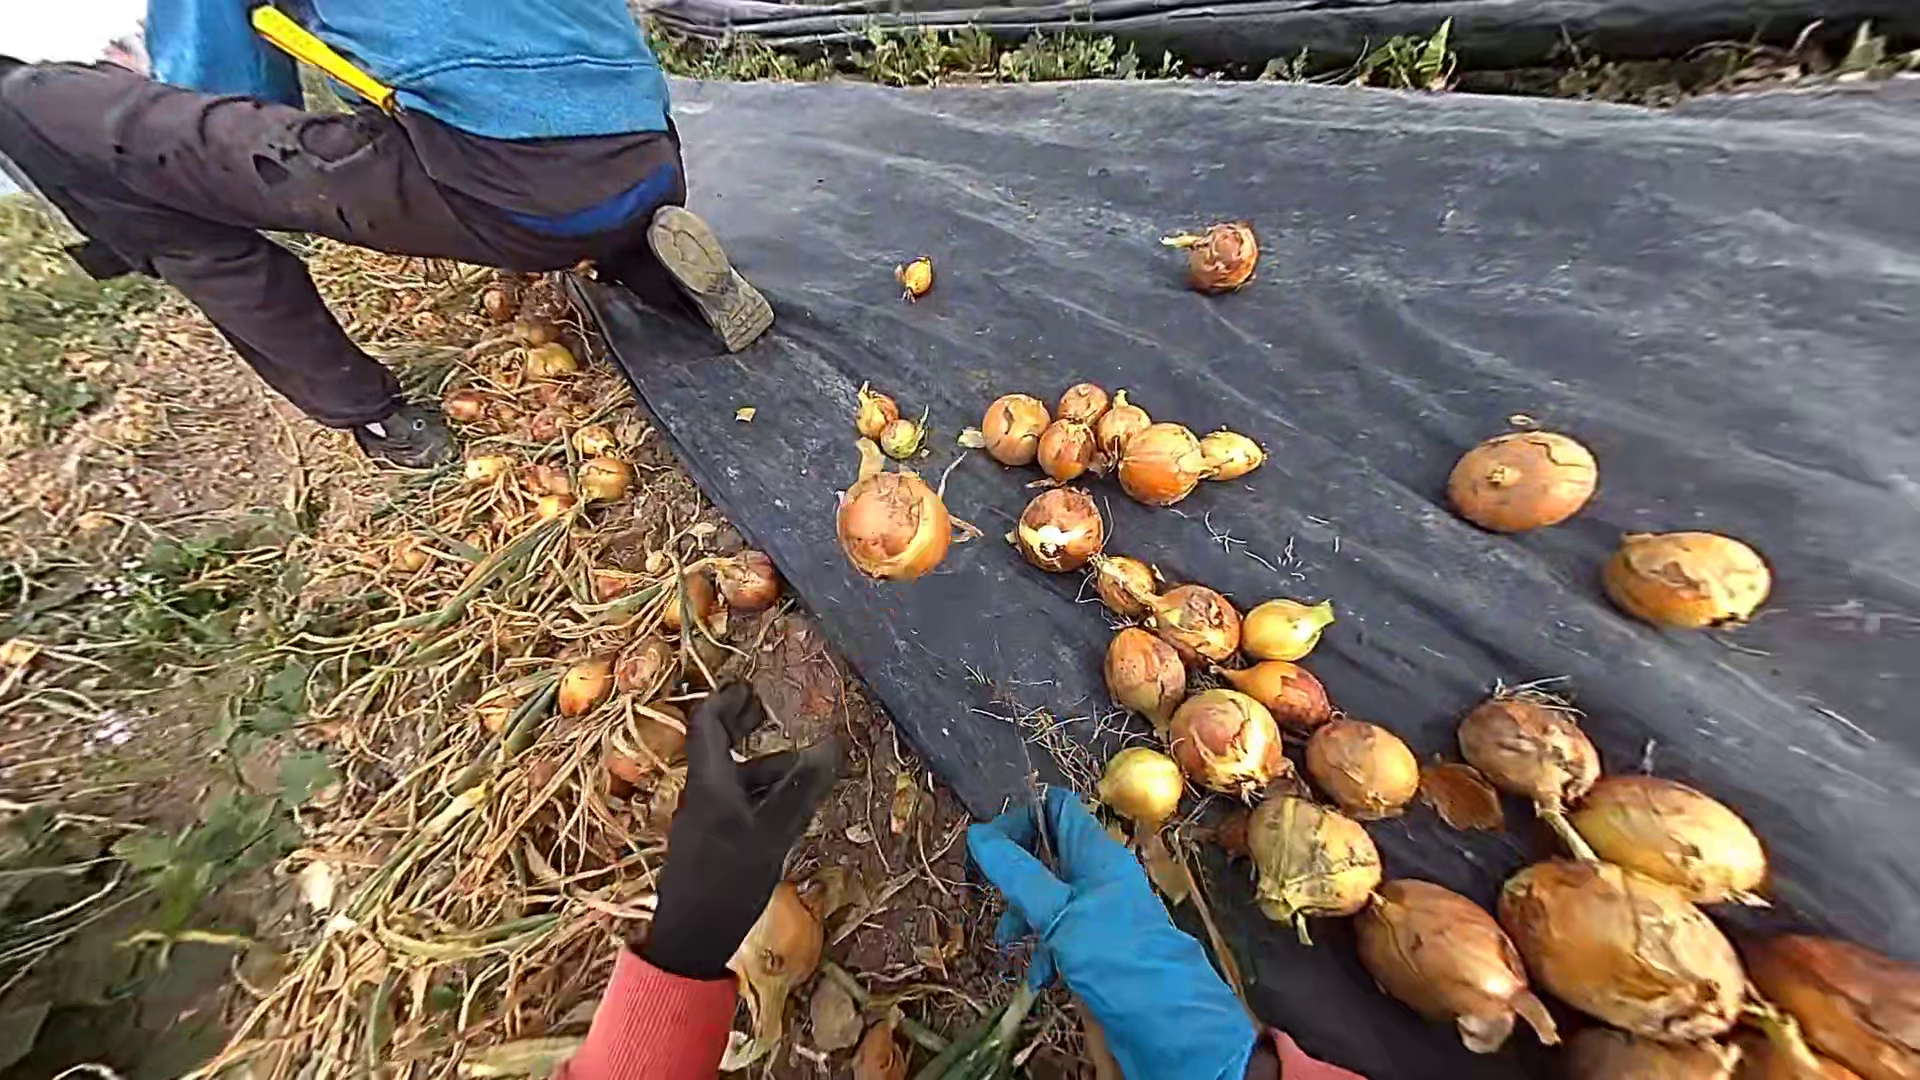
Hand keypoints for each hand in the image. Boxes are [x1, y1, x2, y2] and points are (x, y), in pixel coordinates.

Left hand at [642, 681, 842, 979]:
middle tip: (774, 714)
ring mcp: (707, 816)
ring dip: (768, 764)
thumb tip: (833, 746)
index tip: (752, 687)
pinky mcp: (715, 838)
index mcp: (709, 782)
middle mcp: (704, 792)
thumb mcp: (772, 833)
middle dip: (747, 726)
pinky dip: (765, 790)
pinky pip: (741, 799)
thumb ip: (801, 789)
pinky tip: (791, 802)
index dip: (727, 699)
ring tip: (806, 768)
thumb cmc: (727, 880)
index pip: (707, 723)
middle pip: (719, 744)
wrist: (690, 942)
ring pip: (738, 775)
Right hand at [968, 786, 1257, 1079]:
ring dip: (1024, 912)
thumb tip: (977, 833)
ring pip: (1050, 893)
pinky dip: (1044, 946)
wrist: (1174, 1032)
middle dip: (1016, 871)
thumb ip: (1017, 873)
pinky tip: (1038, 976)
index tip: (992, 848)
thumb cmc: (1116, 958)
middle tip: (993, 895)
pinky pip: (1061, 931)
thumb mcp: (1058, 913)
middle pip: (1047, 850)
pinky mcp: (1099, 947)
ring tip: (1007, 941)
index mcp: (1094, 850)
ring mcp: (1099, 911)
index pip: (1054, 807)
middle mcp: (1097, 873)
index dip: (1021, 818)